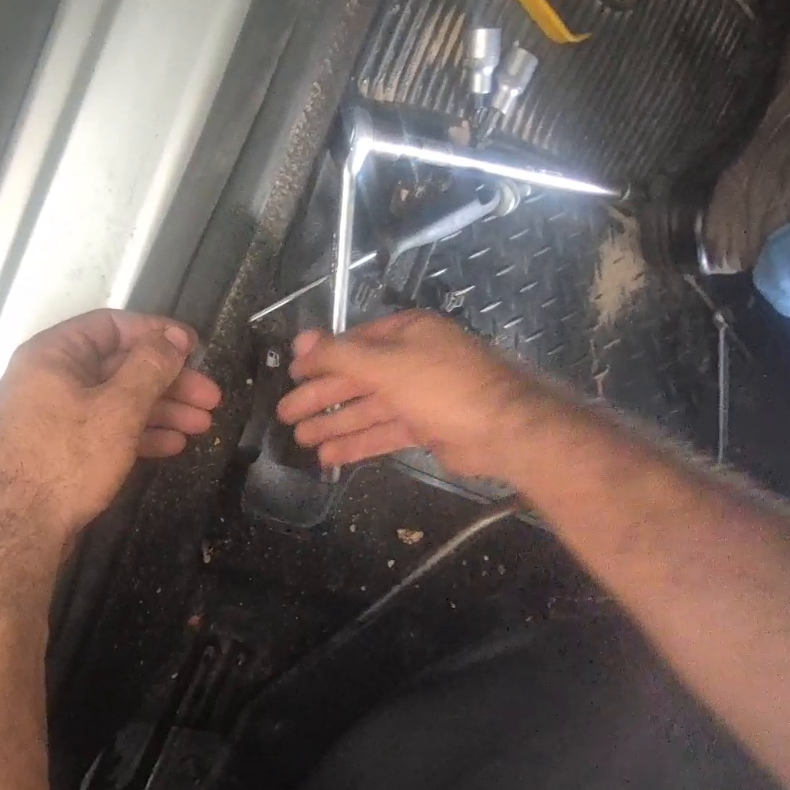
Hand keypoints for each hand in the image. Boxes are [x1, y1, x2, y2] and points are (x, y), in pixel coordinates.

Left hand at [0, 309, 222, 535]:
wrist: (15, 533)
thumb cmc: (65, 461)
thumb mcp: (117, 409)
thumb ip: (150, 368)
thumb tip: (173, 338)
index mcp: (53, 355)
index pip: (111, 326)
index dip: (157, 333)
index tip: (194, 349)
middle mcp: (47, 380)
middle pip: (118, 367)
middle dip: (168, 381)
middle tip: (211, 398)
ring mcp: (50, 419)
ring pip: (115, 402)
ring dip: (161, 411)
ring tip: (201, 425)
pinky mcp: (57, 454)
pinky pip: (103, 431)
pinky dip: (138, 434)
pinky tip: (170, 445)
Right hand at [277, 310, 569, 478]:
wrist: (505, 429)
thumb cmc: (443, 386)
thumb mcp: (386, 364)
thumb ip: (340, 355)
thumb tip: (300, 340)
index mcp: (406, 333)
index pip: (353, 343)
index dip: (320, 359)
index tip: (291, 375)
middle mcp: (412, 360)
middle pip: (356, 378)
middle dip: (320, 397)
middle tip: (284, 414)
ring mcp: (420, 396)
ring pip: (368, 409)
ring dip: (334, 424)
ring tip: (299, 438)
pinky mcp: (426, 428)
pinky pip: (384, 432)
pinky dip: (358, 444)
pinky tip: (329, 456)